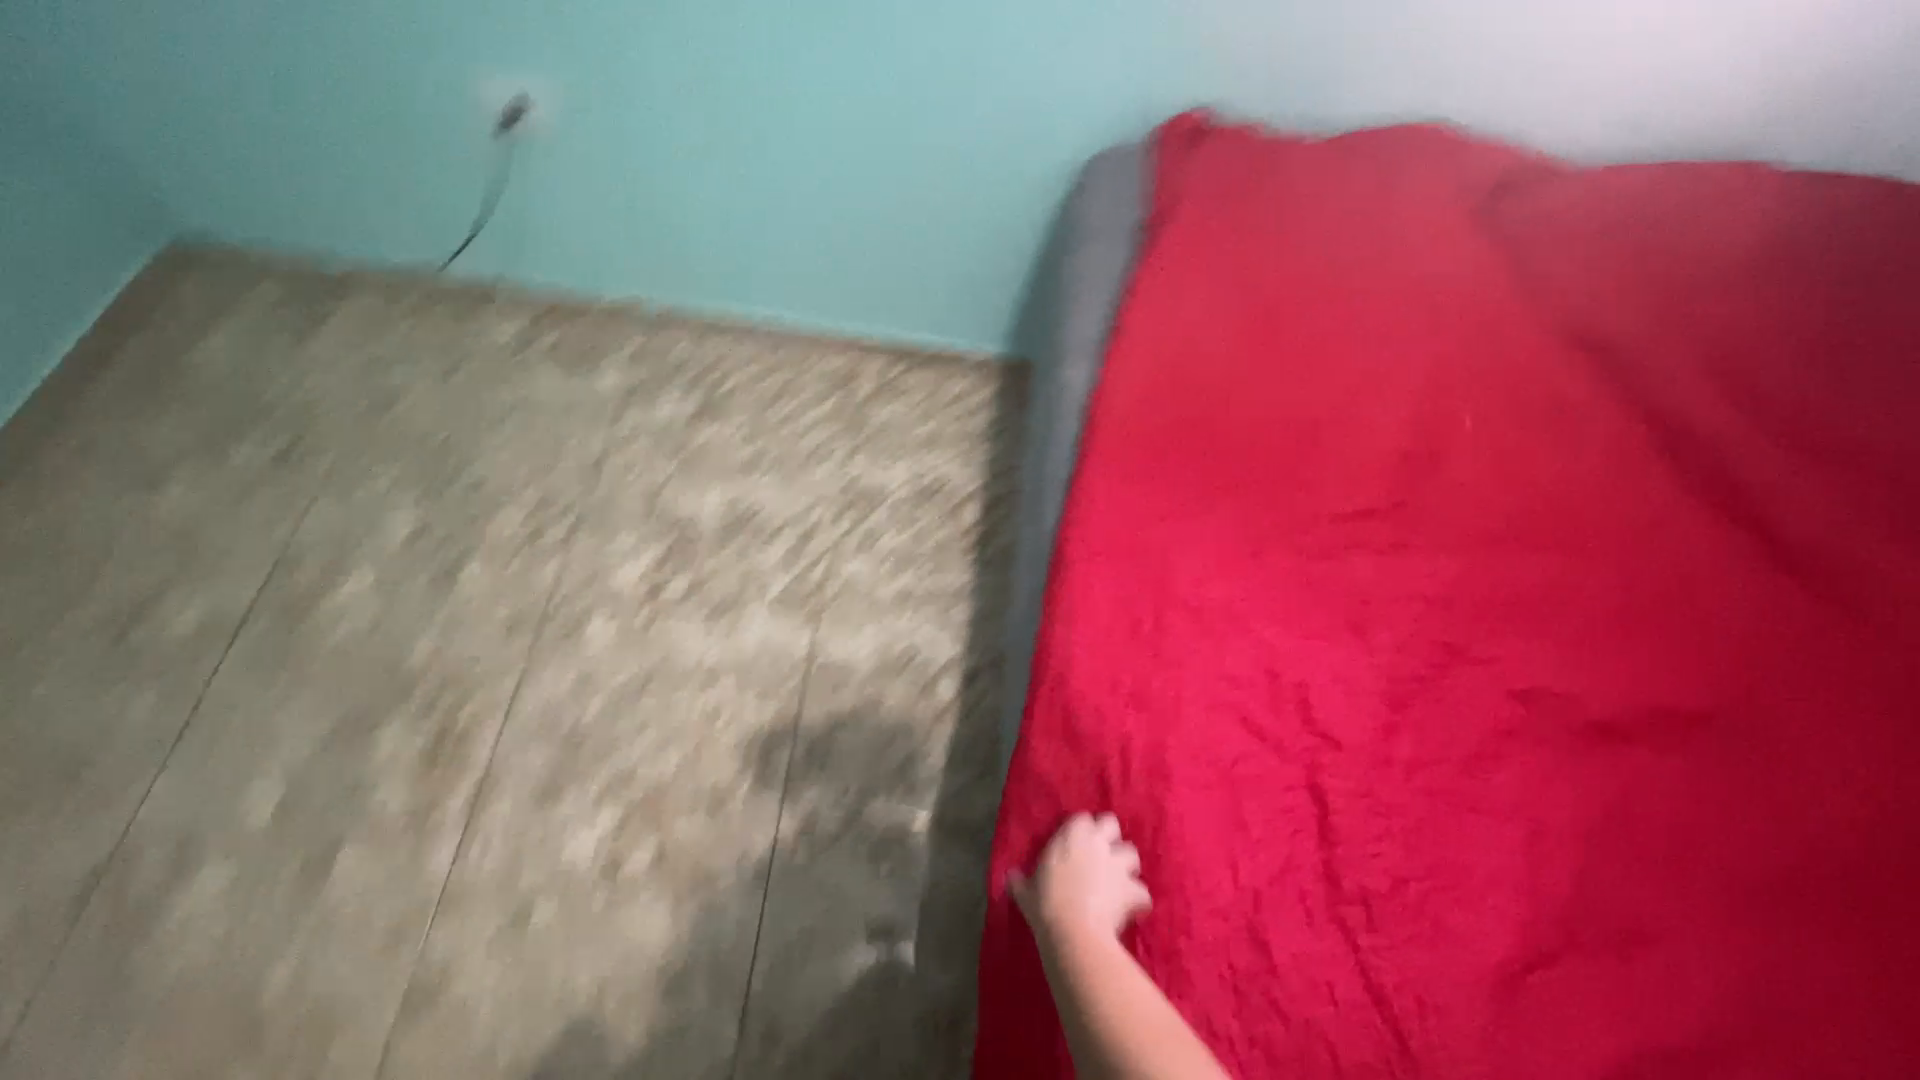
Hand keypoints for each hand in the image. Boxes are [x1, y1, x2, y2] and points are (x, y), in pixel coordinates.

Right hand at [1010, 812, 1151, 946]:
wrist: (1073, 932)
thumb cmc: (1045, 905)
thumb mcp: (1025, 892)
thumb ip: (1021, 881)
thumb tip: (1011, 876)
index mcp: (1071, 836)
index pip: (1082, 818)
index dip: (1082, 830)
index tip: (1076, 844)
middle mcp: (1097, 843)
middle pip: (1112, 825)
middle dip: (1110, 838)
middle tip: (1100, 855)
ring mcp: (1118, 864)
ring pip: (1132, 854)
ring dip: (1126, 866)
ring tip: (1118, 880)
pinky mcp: (1132, 889)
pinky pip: (1142, 892)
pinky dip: (1138, 900)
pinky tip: (1133, 909)